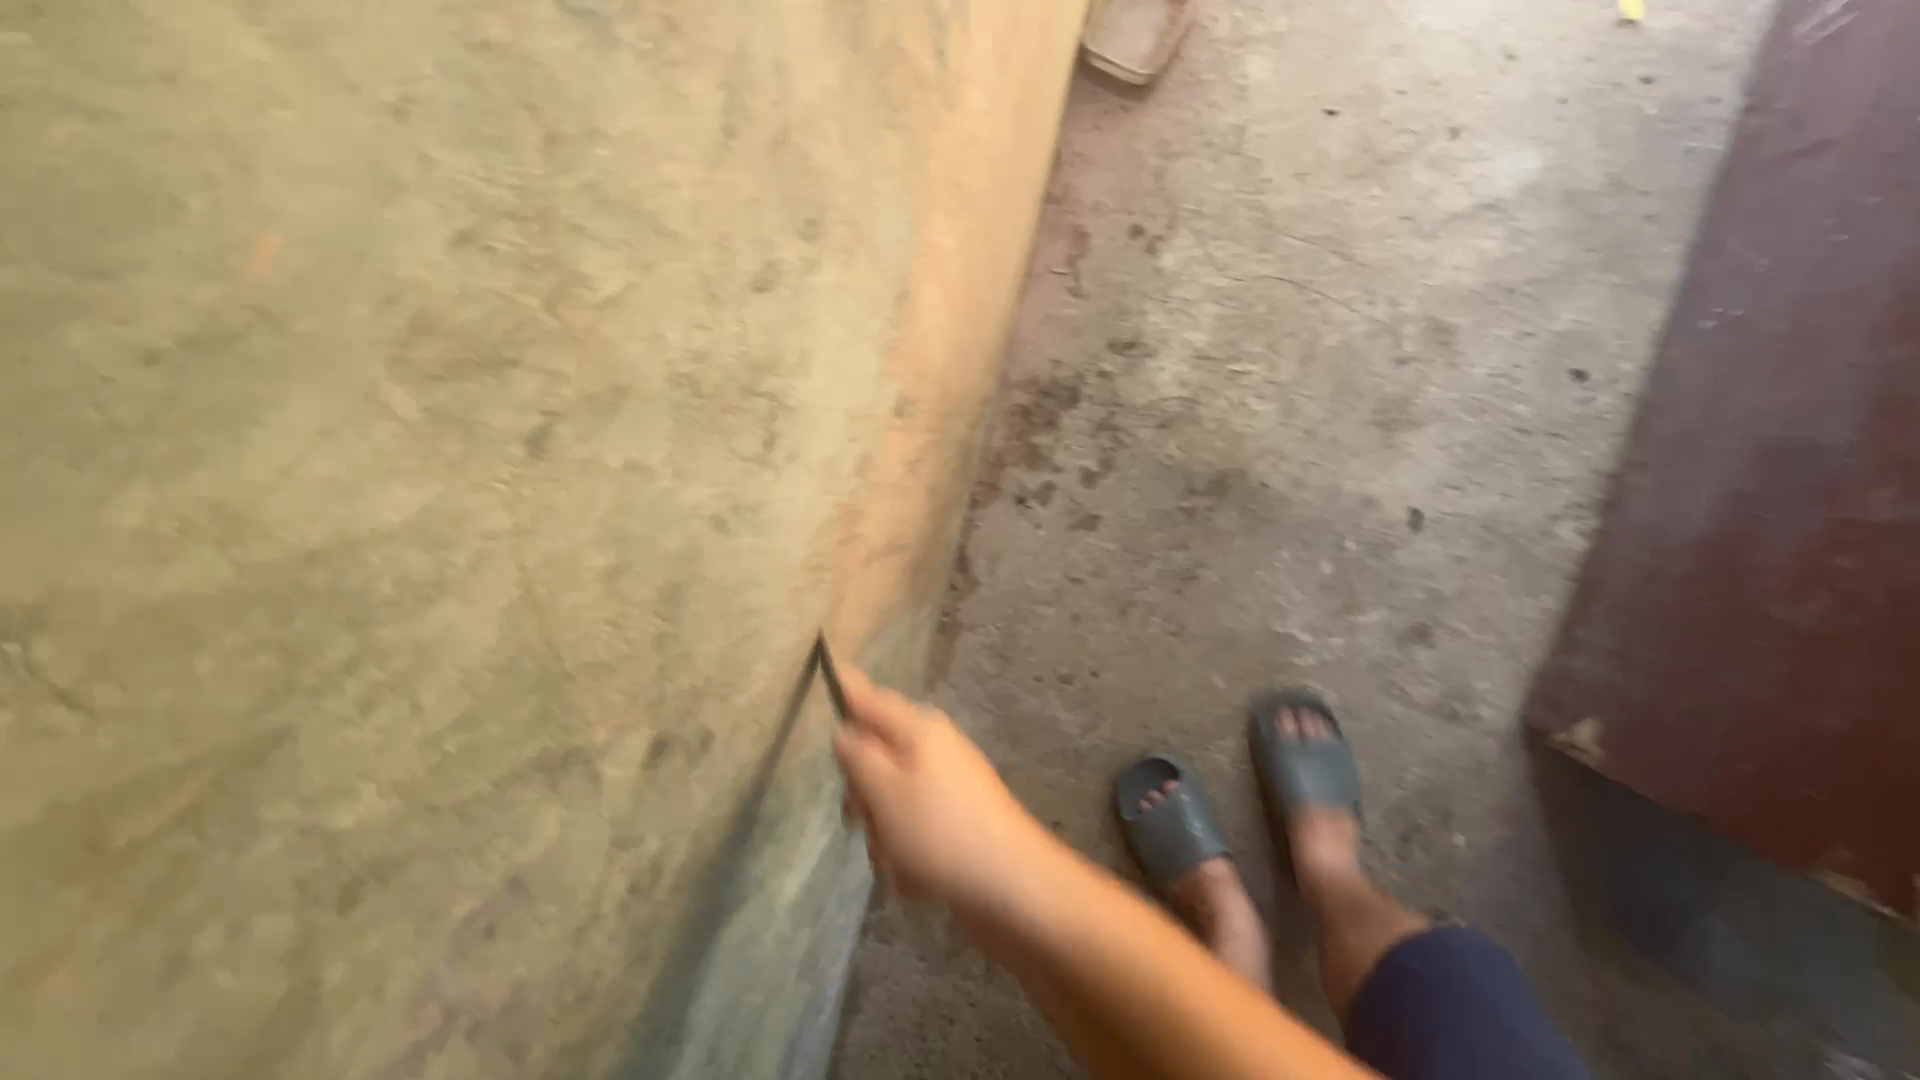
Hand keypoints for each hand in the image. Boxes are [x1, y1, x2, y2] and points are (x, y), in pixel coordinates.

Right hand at [831, 664, 1051, 910]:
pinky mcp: (955, 821)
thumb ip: (858, 756)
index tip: (825, 673)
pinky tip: (916, 877)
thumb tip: (844, 730)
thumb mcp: (885, 791)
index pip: (870, 698)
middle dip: (862, 793)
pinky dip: (907, 853)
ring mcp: (947, 786)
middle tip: (862, 819)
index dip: (845, 691)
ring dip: (883, 834)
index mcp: (919, 730)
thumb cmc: (940, 832)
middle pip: (876, 756)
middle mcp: (934, 749)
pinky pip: (913, 828)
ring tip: (897, 860)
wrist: (1012, 885)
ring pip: (890, 800)